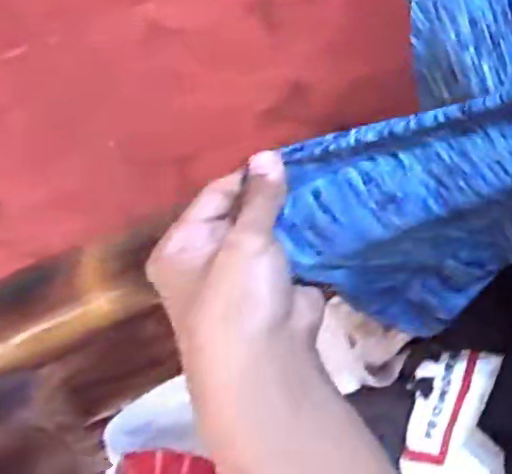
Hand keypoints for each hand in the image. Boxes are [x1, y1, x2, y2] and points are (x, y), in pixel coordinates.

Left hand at [147, 153, 331, 466]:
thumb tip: (268, 153)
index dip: (251, 175)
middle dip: (276, 190)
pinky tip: (328, 208)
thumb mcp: (247, 239)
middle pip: (244, 206)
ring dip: (294, 208)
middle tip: (312, 167)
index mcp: (183, 245)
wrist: (265, 358)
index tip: (290, 159)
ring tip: (325, 182)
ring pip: (271, 223)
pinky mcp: (275, 276)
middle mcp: (207, 254)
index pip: (218, 193)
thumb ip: (261, 195)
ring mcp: (242, 267)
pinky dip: (306, 227)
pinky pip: (290, 242)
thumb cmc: (238, 297)